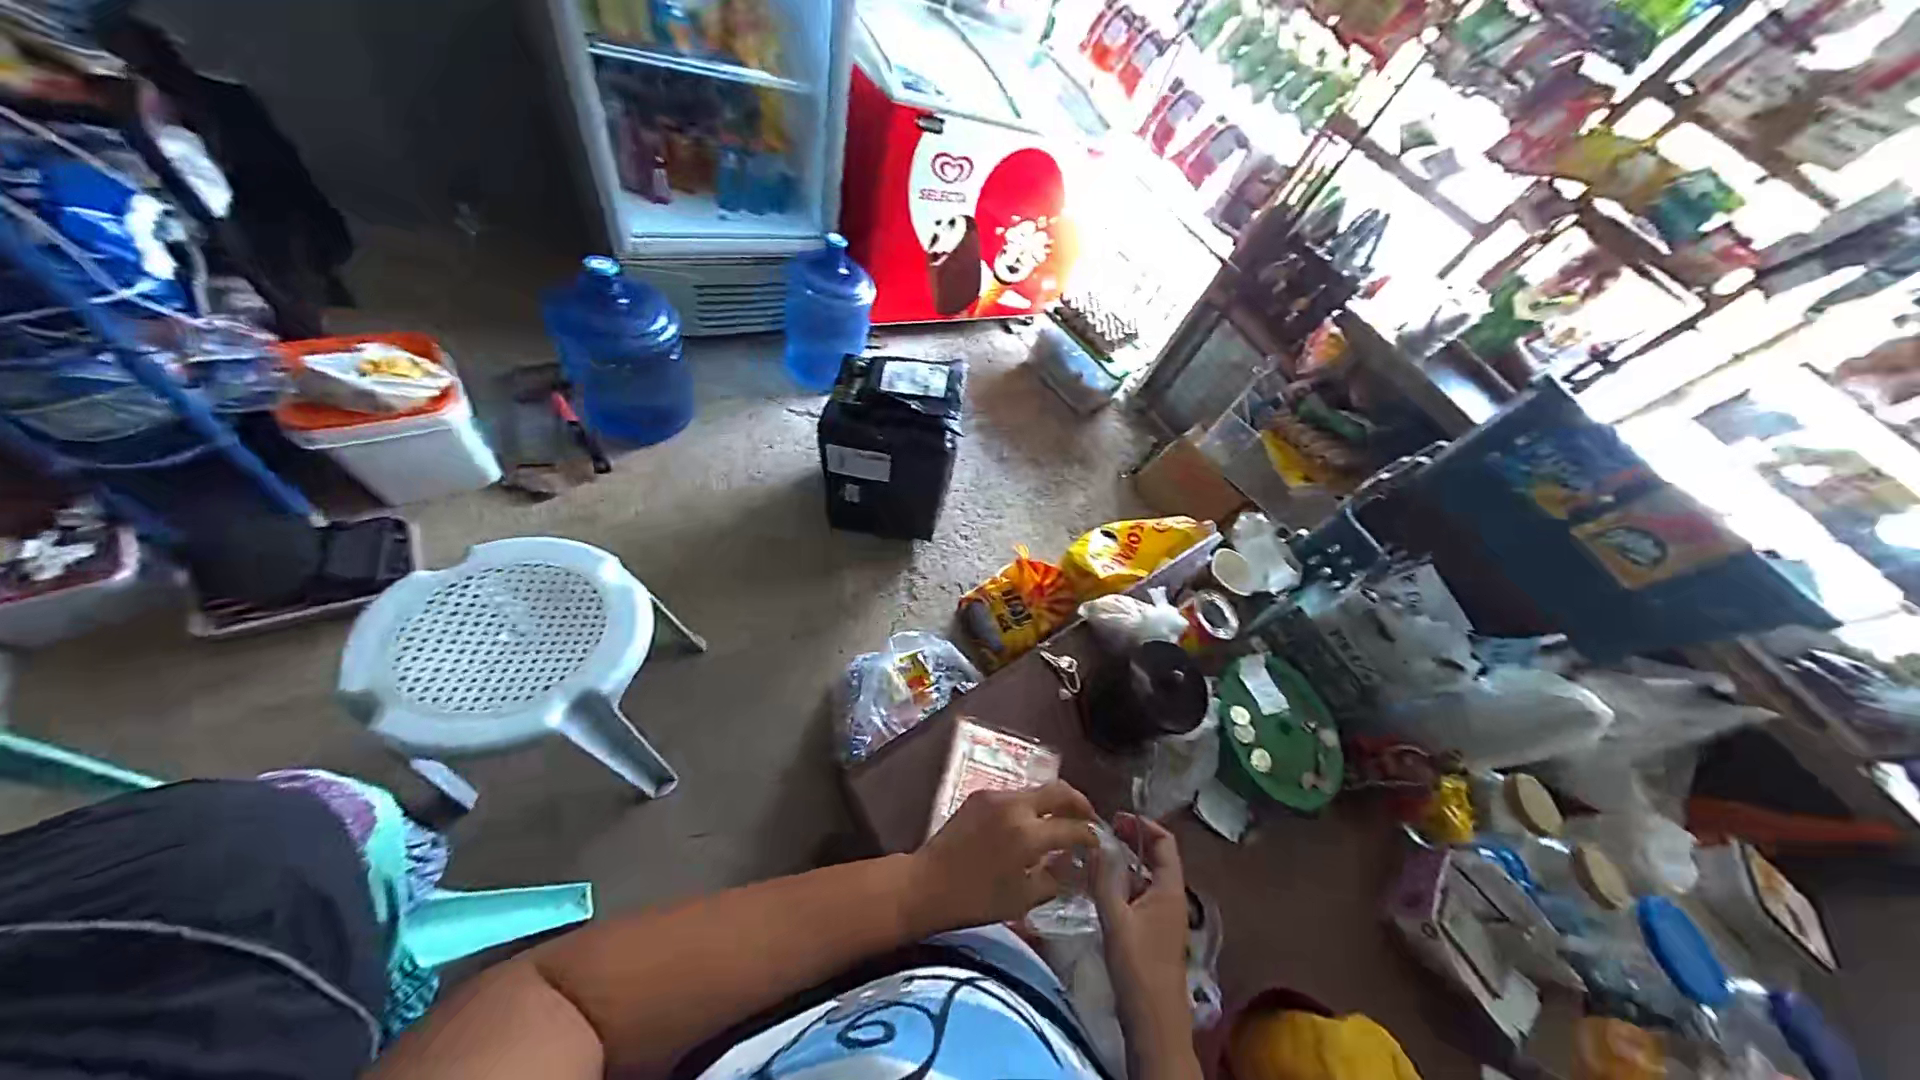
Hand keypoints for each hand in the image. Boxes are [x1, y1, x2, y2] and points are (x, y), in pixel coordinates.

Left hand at [907, 781, 1098, 933]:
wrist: (926, 883)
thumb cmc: (976, 900)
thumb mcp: (1023, 898)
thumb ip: (1056, 877)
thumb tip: (1077, 865)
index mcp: (1028, 834)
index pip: (1073, 828)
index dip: (1092, 836)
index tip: (1100, 845)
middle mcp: (1015, 806)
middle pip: (1060, 791)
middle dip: (1081, 804)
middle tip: (1090, 821)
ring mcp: (996, 796)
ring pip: (1038, 791)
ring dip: (1055, 804)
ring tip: (1062, 825)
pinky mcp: (981, 795)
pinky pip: (1016, 795)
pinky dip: (1032, 806)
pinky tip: (1032, 826)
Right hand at [1093, 814, 1192, 1049]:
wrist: (1155, 1025)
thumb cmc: (1138, 969)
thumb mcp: (1116, 920)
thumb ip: (1105, 880)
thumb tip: (1096, 844)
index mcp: (1169, 890)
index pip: (1165, 842)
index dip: (1142, 825)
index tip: (1115, 818)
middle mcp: (1172, 899)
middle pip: (1156, 858)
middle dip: (1131, 841)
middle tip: (1100, 834)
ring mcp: (1164, 918)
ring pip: (1145, 878)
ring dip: (1124, 864)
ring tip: (1094, 857)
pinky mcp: (1154, 934)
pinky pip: (1140, 897)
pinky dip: (1122, 885)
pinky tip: (1099, 890)